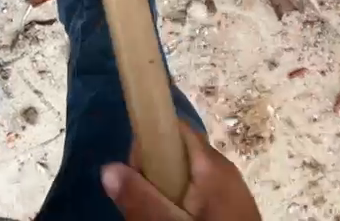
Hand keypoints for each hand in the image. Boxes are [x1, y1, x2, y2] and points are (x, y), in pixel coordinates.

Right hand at [102, 124, 262, 220]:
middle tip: (143, 205)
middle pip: (175, 154)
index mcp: (212, 163)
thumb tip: (107, 167)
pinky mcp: (233, 211)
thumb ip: (140, 198)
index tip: (134, 171)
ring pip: (185, 179)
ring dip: (166, 196)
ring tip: (158, 219)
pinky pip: (199, 197)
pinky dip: (182, 208)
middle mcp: (224, 169)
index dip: (148, 142)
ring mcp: (231, 192)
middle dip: (153, 176)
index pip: (172, 128)